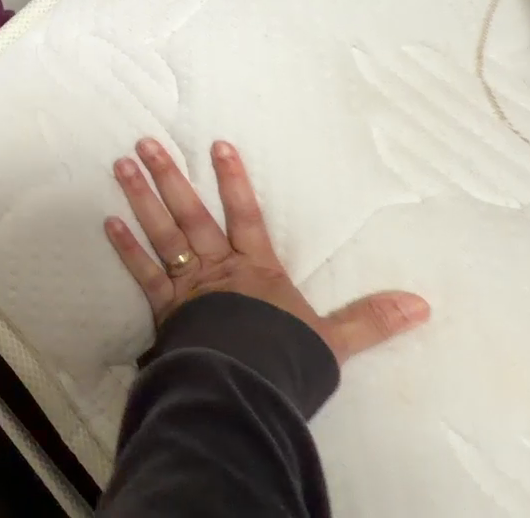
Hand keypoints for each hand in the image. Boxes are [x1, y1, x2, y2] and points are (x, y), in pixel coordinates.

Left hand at [103, 138, 430, 363]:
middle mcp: (219, 267)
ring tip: (122, 165)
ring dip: (141, 198)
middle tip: (145, 141)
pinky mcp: (165, 306)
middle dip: (169, 176)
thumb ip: (370, 319)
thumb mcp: (335, 341)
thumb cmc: (288, 361)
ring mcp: (189, 284)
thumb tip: (420, 304)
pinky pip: (143, 272)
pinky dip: (126, 248)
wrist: (248, 388)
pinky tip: (109, 221)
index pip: (245, 214)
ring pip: (163, 232)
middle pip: (191, 213)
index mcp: (257, 269)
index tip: (217, 144)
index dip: (232, 179)